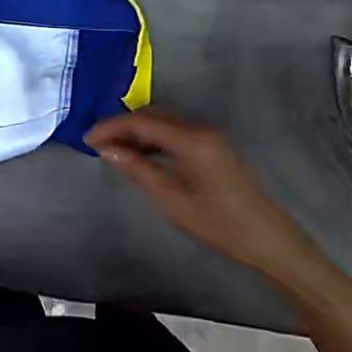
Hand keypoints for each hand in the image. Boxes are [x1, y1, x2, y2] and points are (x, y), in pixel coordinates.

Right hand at [88, 109, 316, 276]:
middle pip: (155, 115)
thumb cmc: (218, 224)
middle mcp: (202, 128)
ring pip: (166, 120)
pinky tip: (143, 153)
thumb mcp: (172, 201)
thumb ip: (139, 170)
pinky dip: (156, 136)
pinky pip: (178, 130)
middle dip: (124, 125)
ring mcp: (210, 134)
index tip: (87, 139)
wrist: (264, 236)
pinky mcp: (214, 143)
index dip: (112, 127)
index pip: (143, 122)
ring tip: (114, 149)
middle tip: (97, 144)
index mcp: (192, 140)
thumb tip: (108, 150)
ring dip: (139, 130)